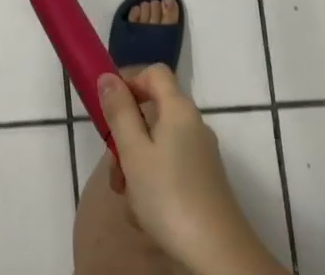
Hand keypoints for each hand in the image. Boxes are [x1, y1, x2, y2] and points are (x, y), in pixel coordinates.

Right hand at [98, 66, 287, 274]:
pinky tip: (145, 214)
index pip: (154, 73)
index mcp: (179, 110)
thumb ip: (119, 112)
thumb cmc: (169, 195)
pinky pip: (168, 170)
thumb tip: (108, 77)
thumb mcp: (134, 152)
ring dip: (135, 168)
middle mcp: (193, 125)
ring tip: (129, 199)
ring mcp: (199, 155)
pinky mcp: (202, 180)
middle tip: (115, 169)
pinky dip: (151, 185)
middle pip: (151, 114)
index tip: (108, 108)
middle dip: (126, 138)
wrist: (217, 251)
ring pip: (156, 147)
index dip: (129, 82)